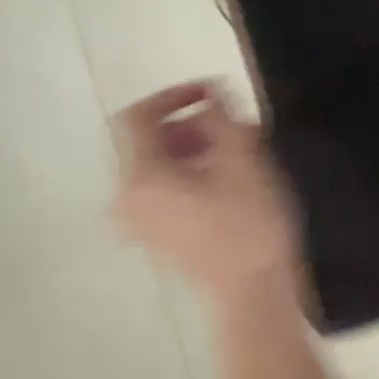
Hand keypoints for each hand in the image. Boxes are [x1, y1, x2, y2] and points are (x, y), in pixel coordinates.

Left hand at [112, 82, 300, 309]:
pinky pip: (165, 190)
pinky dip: (192, 173)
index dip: (171, 95)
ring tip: (243, 151)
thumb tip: (209, 97)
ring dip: (196, 149)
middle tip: (239, 124)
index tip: (213, 89)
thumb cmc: (251, 220)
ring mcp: (138, 221)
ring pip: (159, 167)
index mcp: (141, 177)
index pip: (135, 119)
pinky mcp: (158, 236)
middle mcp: (126, 198)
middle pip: (146, 144)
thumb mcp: (244, 161)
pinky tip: (232, 180)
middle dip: (191, 125)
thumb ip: (221, 122)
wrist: (252, 289)